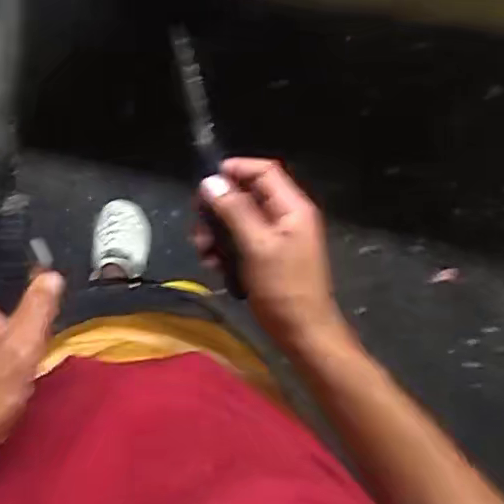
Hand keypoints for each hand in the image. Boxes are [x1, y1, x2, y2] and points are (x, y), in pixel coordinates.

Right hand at [192, 158, 344, 347]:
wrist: (303, 333)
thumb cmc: (284, 288)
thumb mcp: (256, 245)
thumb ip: (233, 210)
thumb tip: (210, 181)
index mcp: (292, 208)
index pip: (263, 171)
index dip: (234, 170)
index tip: (206, 184)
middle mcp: (285, 216)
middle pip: (244, 193)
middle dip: (217, 207)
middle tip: (199, 225)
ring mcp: (276, 236)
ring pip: (236, 217)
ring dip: (214, 230)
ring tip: (203, 251)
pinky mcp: (266, 254)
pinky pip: (237, 238)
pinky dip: (222, 247)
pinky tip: (213, 263)